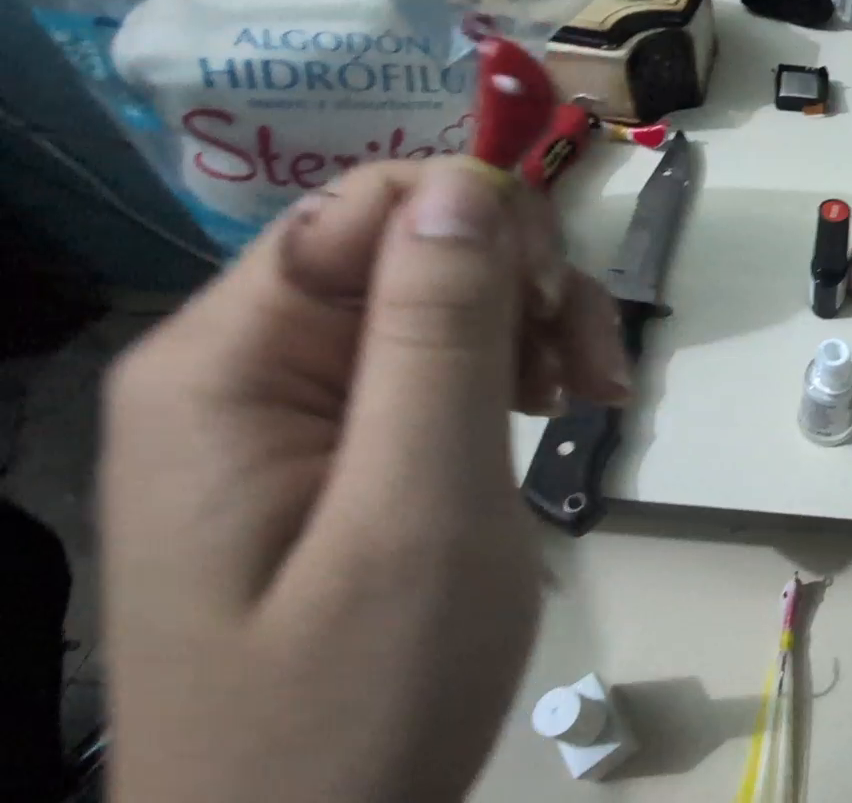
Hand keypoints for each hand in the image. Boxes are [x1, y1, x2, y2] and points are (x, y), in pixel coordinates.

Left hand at [101, 159, 627, 802]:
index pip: (366, 206)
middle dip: (521, 286)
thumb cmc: (360, 695)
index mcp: (230, 361)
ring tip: (588, 400)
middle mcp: (247, 363)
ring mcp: (294, 407)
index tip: (562, 302)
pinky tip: (551, 413)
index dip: (482, 221)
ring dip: (533, 329)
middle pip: (413, 248)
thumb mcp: (420, 506)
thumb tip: (467, 188)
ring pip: (442, 299)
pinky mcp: (341, 445)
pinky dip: (513, 373)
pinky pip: (438, 362)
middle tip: (589, 372)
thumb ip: (440, 337)